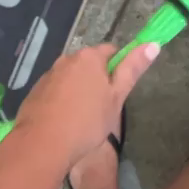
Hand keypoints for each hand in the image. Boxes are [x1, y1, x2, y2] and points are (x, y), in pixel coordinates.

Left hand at [11, 42, 158, 168]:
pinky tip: (64, 122)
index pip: (111, 51)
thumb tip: (152, 43)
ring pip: (71, 77)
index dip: (119, 68)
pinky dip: (62, 100)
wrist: (40, 145)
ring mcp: (49, 74)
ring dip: (79, 89)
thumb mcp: (116, 98)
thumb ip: (132, 69)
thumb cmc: (86, 122)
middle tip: (103, 108)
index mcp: (89, 57)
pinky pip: (55, 90)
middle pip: (89, 63)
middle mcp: (67, 59)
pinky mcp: (36, 91)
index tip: (118, 91)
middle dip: (97, 79)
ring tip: (82, 118)